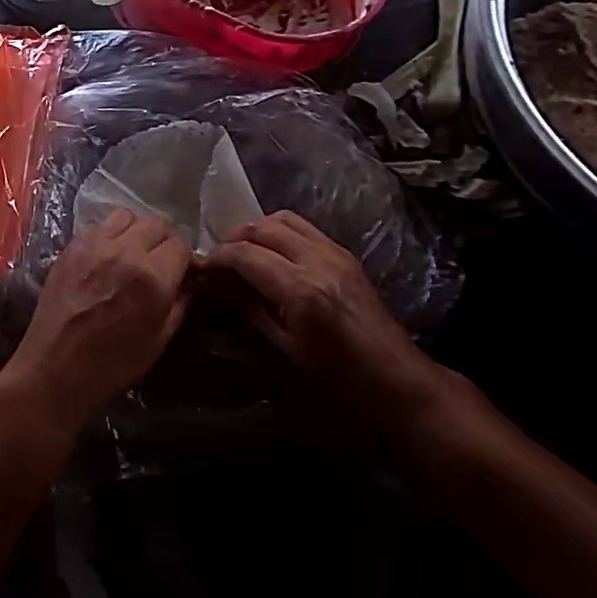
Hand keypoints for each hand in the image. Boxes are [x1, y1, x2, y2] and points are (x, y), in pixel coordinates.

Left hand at [0, 208, 191, 424]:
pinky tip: (107, 254)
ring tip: (132, 251)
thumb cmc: (112, 364)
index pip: (181, 245)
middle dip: (164, 240)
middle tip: (159, 260)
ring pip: (129, 216)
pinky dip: (111, 233)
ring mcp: (96, 245)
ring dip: (137, 230)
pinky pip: (100, 224)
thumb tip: (189, 284)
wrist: (54, 370)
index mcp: (153, 278)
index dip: (183, 259)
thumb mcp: (159, 341)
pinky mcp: (73, 245)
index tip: (180, 272)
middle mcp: (127, 252)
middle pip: (158, 223)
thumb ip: (179, 305)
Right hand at [207, 211, 450, 428]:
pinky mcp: (345, 253)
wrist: (395, 378)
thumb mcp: (286, 349)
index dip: (218, 257)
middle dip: (235, 237)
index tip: (201, 266)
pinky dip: (281, 231)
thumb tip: (217, 287)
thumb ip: (250, 310)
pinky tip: (272, 253)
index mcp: (301, 289)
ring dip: (258, 229)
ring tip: (243, 251)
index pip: (246, 255)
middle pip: (264, 228)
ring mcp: (335, 252)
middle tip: (219, 258)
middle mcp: (318, 260)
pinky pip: (305, 228)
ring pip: (285, 219)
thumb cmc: (337, 378)